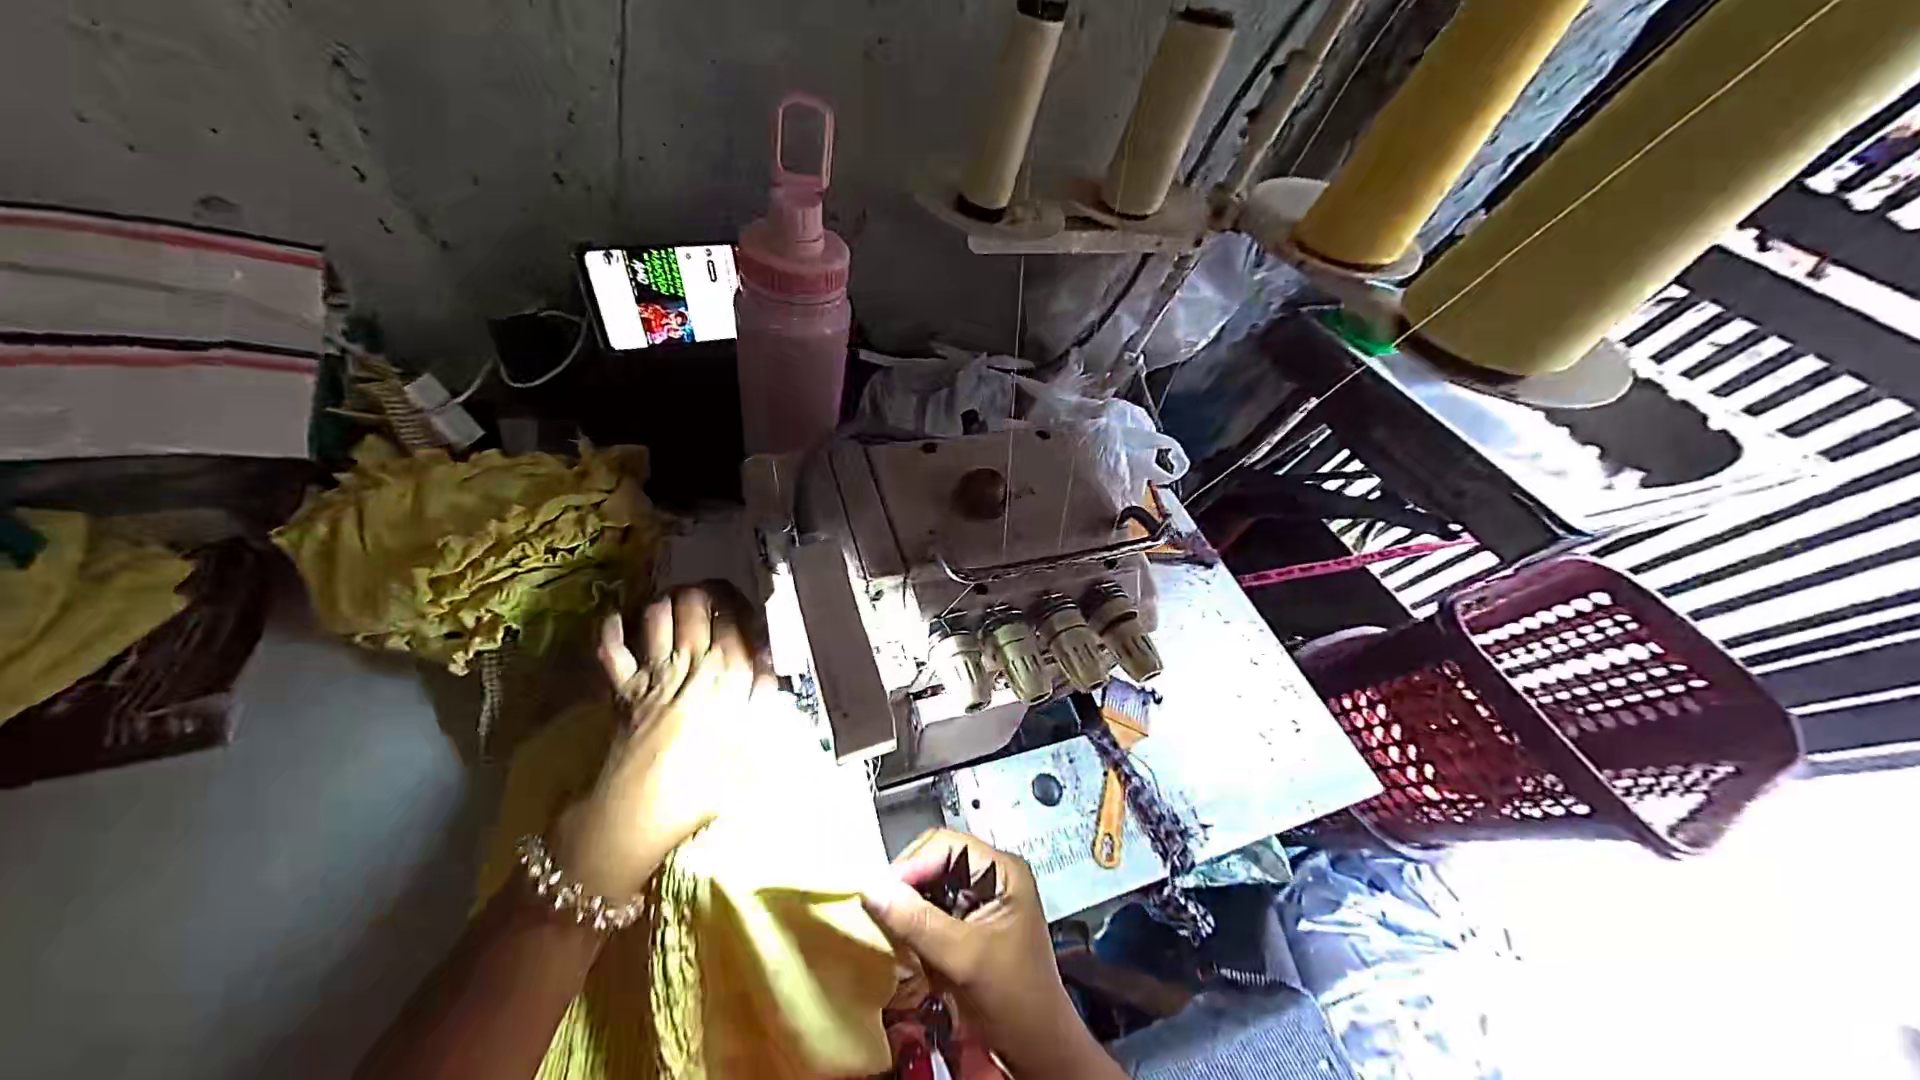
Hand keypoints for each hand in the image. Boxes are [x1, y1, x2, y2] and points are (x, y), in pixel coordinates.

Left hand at [550, 584, 761, 898]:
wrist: (642, 814)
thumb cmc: (703, 787)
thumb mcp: (750, 745)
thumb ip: (762, 703)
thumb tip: (768, 669)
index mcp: (726, 680)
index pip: (733, 625)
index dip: (736, 607)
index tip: (740, 604)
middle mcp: (689, 668)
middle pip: (694, 610)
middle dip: (702, 595)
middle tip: (708, 595)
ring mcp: (651, 675)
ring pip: (656, 618)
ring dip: (665, 605)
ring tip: (674, 605)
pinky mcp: (620, 688)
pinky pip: (610, 649)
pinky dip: (611, 629)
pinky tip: (617, 618)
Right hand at [863, 830, 1119, 1078]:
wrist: (1037, 1049)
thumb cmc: (1013, 998)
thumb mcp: (964, 957)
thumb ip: (918, 922)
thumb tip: (872, 890)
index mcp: (1003, 869)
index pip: (948, 844)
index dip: (914, 862)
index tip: (882, 891)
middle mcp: (992, 875)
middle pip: (936, 860)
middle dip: (909, 883)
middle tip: (881, 907)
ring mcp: (980, 899)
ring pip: (931, 884)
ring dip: (910, 904)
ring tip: (890, 923)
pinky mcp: (968, 923)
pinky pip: (933, 908)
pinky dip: (916, 922)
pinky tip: (906, 939)